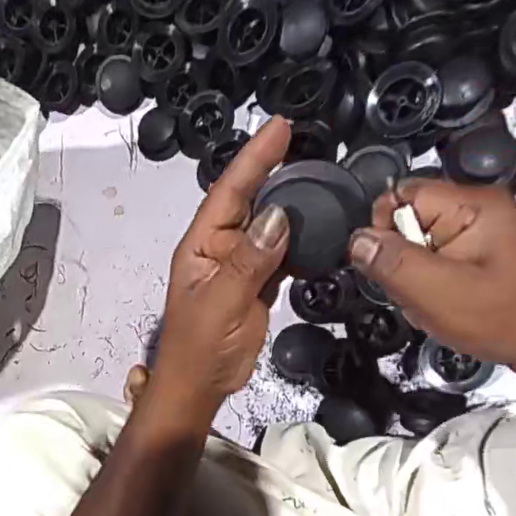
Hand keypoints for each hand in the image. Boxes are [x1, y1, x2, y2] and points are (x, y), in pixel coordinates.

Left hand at [148, 118, 293, 417]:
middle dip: (274, 171)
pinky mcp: (256, 285)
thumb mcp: (221, 303)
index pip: (229, 192)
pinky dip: (298, 243)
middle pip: (250, 201)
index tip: (279, 130)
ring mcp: (240, 266)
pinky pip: (280, 255)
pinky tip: (316, 233)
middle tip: (305, 143)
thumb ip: (248, 261)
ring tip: (316, 179)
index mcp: (202, 245)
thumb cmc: (199, 349)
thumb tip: (277, 217)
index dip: (254, 159)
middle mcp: (220, 248)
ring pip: (268, 226)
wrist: (202, 386)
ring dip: (290, 204)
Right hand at [351, 178, 515, 373]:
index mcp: (473, 205)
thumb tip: (358, 241)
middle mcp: (479, 210)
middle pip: (407, 223)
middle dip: (403, 263)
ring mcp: (480, 233)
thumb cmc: (510, 318)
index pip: (400, 195)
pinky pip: (434, 264)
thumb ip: (391, 263)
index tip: (394, 266)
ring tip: (440, 301)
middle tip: (424, 290)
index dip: (385, 232)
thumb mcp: (437, 292)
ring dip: (416, 281)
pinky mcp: (479, 254)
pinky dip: (432, 289)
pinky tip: (448, 304)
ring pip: (417, 248)